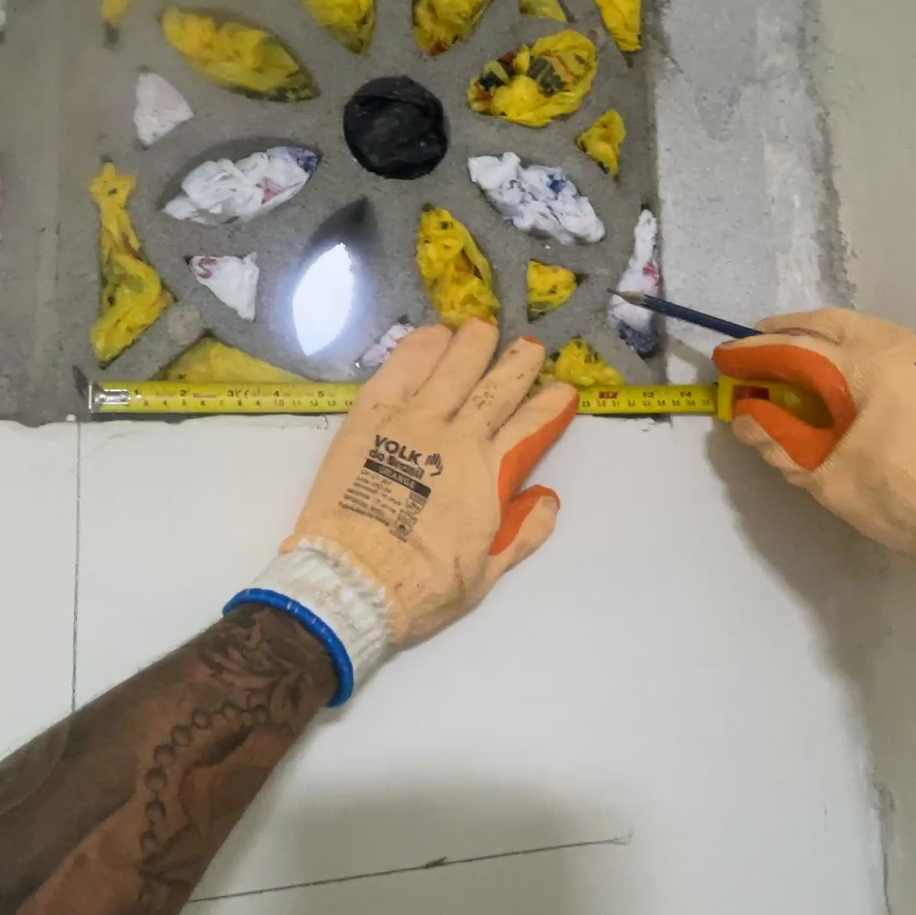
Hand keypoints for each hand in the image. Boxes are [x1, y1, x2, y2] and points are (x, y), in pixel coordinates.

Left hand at [232, 320, 578, 702]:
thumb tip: (549, 498)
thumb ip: (522, 532)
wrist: (352, 580)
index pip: (530, 428)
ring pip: (450, 369)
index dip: (550, 405)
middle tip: (530, 346)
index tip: (563, 389)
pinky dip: (418, 350)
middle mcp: (456, 438)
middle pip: (494, 388)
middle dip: (517, 364)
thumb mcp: (486, 574)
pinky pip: (398, 372)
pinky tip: (432, 335)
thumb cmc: (421, 586)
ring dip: (471, 345)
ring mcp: (411, 422)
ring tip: (482, 328)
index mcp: (488, 475)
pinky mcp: (370, 419)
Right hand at [713, 309, 915, 562]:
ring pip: (872, 330)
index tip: (724, 358)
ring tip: (802, 359)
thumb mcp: (830, 480)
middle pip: (834, 323)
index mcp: (870, 369)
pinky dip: (864, 351)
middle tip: (759, 343)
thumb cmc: (913, 502)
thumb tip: (744, 417)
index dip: (754, 352)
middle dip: (791, 330)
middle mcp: (906, 349)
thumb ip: (780, 443)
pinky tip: (855, 379)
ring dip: (829, 337)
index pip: (796, 349)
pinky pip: (901, 348)